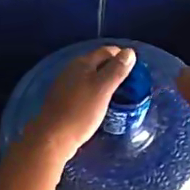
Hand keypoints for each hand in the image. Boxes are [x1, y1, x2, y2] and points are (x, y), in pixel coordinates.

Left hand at [20, 44, 136, 163]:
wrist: (53, 138)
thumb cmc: (80, 113)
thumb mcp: (103, 90)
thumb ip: (116, 70)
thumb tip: (129, 52)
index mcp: (82, 63)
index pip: (106, 51)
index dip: (122, 56)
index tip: (136, 68)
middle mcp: (71, 70)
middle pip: (96, 62)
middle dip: (113, 67)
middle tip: (130, 81)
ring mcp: (64, 85)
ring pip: (89, 76)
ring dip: (103, 80)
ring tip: (118, 92)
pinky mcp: (61, 99)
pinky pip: (82, 89)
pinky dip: (94, 91)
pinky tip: (99, 102)